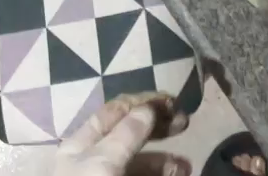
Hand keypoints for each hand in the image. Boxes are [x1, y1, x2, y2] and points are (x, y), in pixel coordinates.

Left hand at [54, 92, 189, 175]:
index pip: (113, 114)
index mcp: (81, 146)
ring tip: (186, 167)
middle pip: (129, 137)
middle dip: (158, 129)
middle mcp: (95, 163)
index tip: (171, 101)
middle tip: (186, 123)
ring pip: (141, 167)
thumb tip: (148, 109)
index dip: (140, 103)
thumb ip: (126, 135)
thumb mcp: (101, 163)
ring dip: (164, 163)